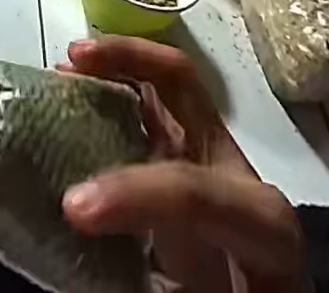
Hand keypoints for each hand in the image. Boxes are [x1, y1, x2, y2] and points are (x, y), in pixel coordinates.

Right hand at [59, 36, 305, 292]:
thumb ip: (161, 289)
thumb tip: (91, 272)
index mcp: (262, 224)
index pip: (198, 191)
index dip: (136, 192)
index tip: (74, 209)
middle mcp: (234, 173)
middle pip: (185, 88)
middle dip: (131, 60)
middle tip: (75, 58)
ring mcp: (207, 163)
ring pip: (161, 90)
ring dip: (114, 68)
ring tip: (66, 69)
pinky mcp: (181, 168)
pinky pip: (144, 117)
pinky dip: (108, 99)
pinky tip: (75, 102)